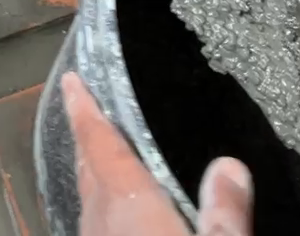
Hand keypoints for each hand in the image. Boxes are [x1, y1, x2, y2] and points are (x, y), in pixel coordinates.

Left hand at [60, 72, 253, 235]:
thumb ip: (226, 213)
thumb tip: (230, 164)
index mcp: (126, 201)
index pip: (97, 141)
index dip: (83, 107)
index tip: (70, 79)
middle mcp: (99, 216)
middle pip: (88, 165)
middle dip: (88, 136)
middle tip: (90, 107)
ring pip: (89, 196)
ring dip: (94, 171)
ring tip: (104, 155)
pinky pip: (96, 220)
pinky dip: (102, 203)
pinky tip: (119, 214)